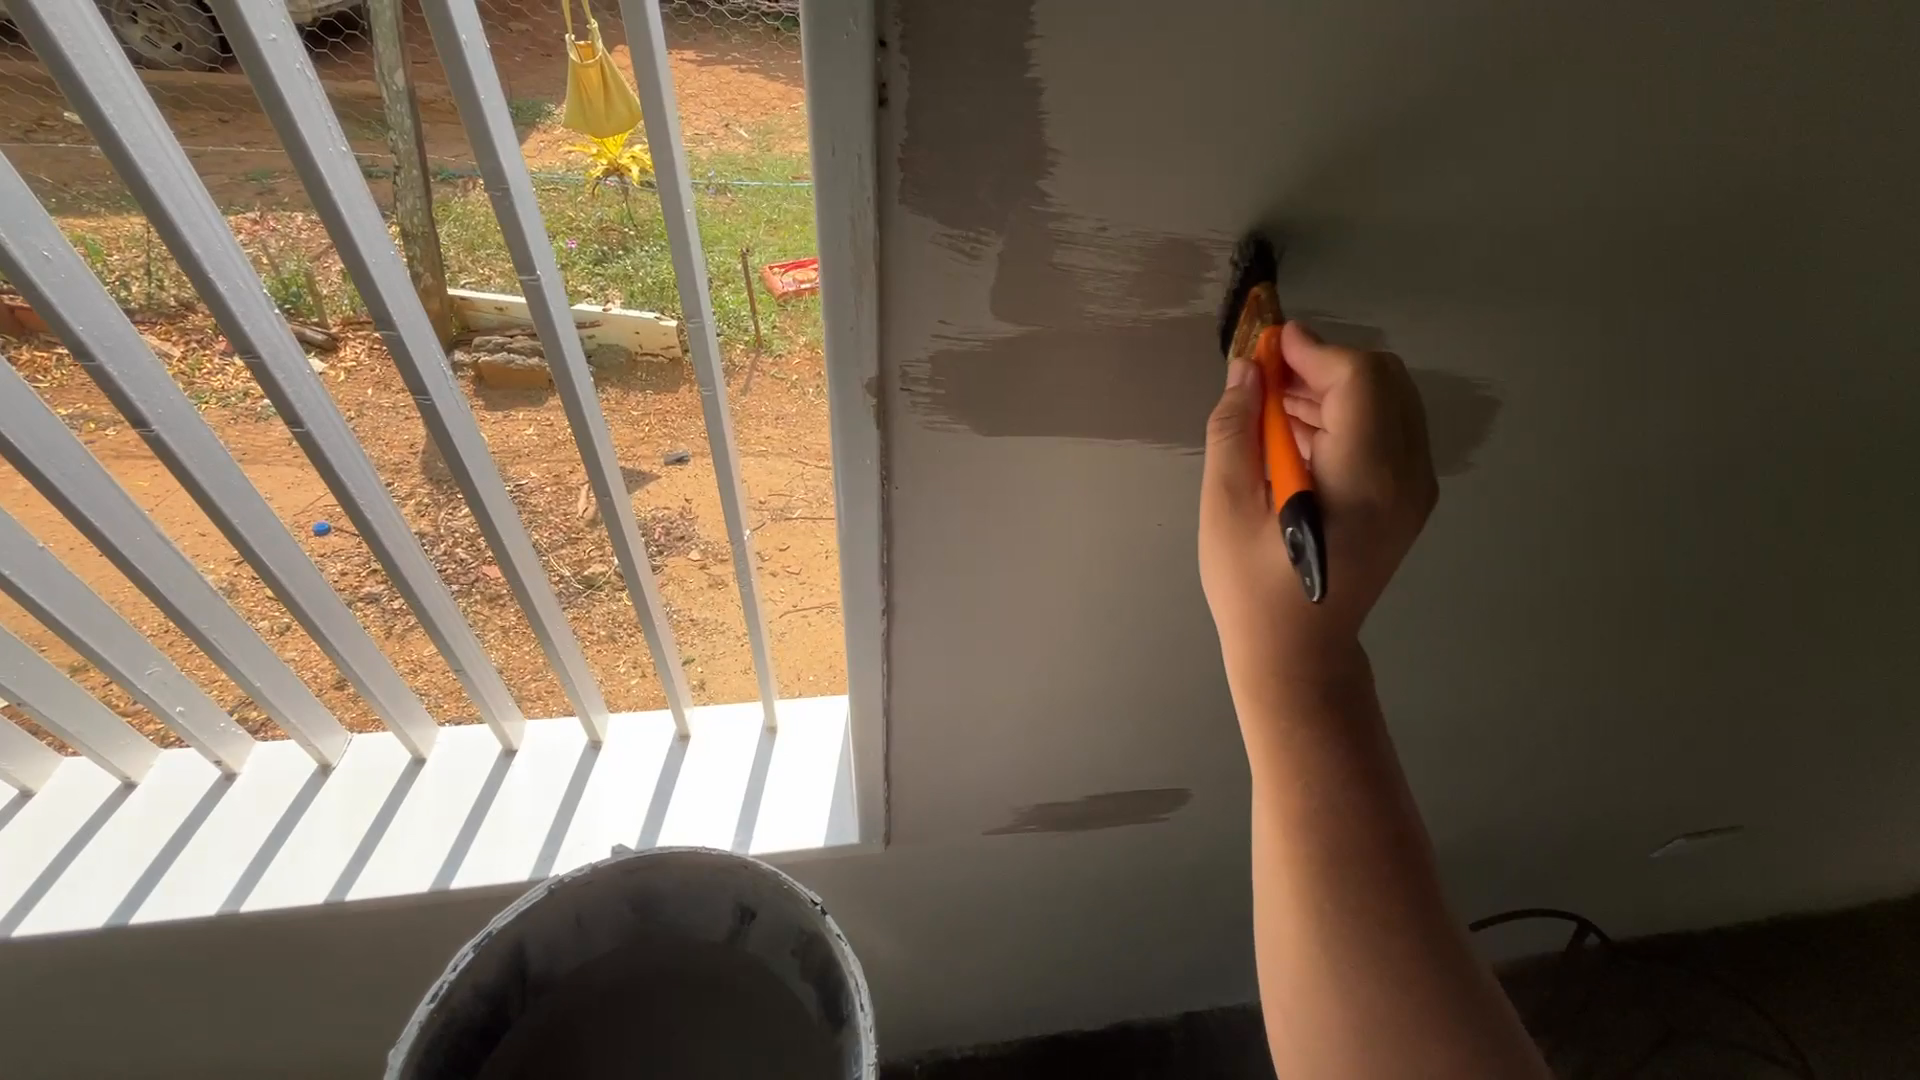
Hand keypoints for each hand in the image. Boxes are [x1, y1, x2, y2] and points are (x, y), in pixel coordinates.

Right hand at [1200, 321, 1437, 677]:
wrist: (1297, 653)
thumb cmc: (1251, 587)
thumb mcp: (1226, 507)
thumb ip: (1235, 430)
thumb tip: (1246, 372)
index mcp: (1365, 478)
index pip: (1358, 379)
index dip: (1312, 351)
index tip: (1265, 346)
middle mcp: (1407, 476)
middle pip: (1382, 380)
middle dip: (1322, 365)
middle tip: (1265, 380)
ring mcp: (1415, 489)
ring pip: (1388, 401)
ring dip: (1332, 389)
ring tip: (1271, 409)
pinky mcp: (1408, 499)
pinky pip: (1386, 431)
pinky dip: (1345, 417)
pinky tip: (1296, 438)